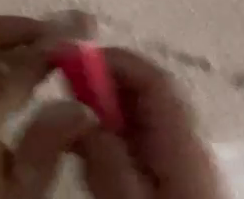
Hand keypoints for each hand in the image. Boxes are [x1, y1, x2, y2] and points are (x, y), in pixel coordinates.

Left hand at [0, 15, 100, 198]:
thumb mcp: (19, 196)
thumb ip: (47, 145)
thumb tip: (79, 106)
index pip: (19, 62)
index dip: (54, 43)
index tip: (82, 28)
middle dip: (24, 29)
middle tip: (63, 28)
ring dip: (4, 44)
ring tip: (44, 48)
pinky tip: (10, 78)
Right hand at [71, 48, 226, 198]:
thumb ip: (105, 156)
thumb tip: (80, 114)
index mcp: (184, 147)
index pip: (150, 77)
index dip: (108, 58)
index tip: (63, 58)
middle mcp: (188, 150)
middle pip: (146, 94)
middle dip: (100, 82)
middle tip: (55, 86)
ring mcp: (184, 172)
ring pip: (141, 121)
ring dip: (102, 110)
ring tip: (63, 123)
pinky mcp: (175, 192)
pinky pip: (140, 148)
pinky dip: (109, 139)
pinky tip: (84, 156)